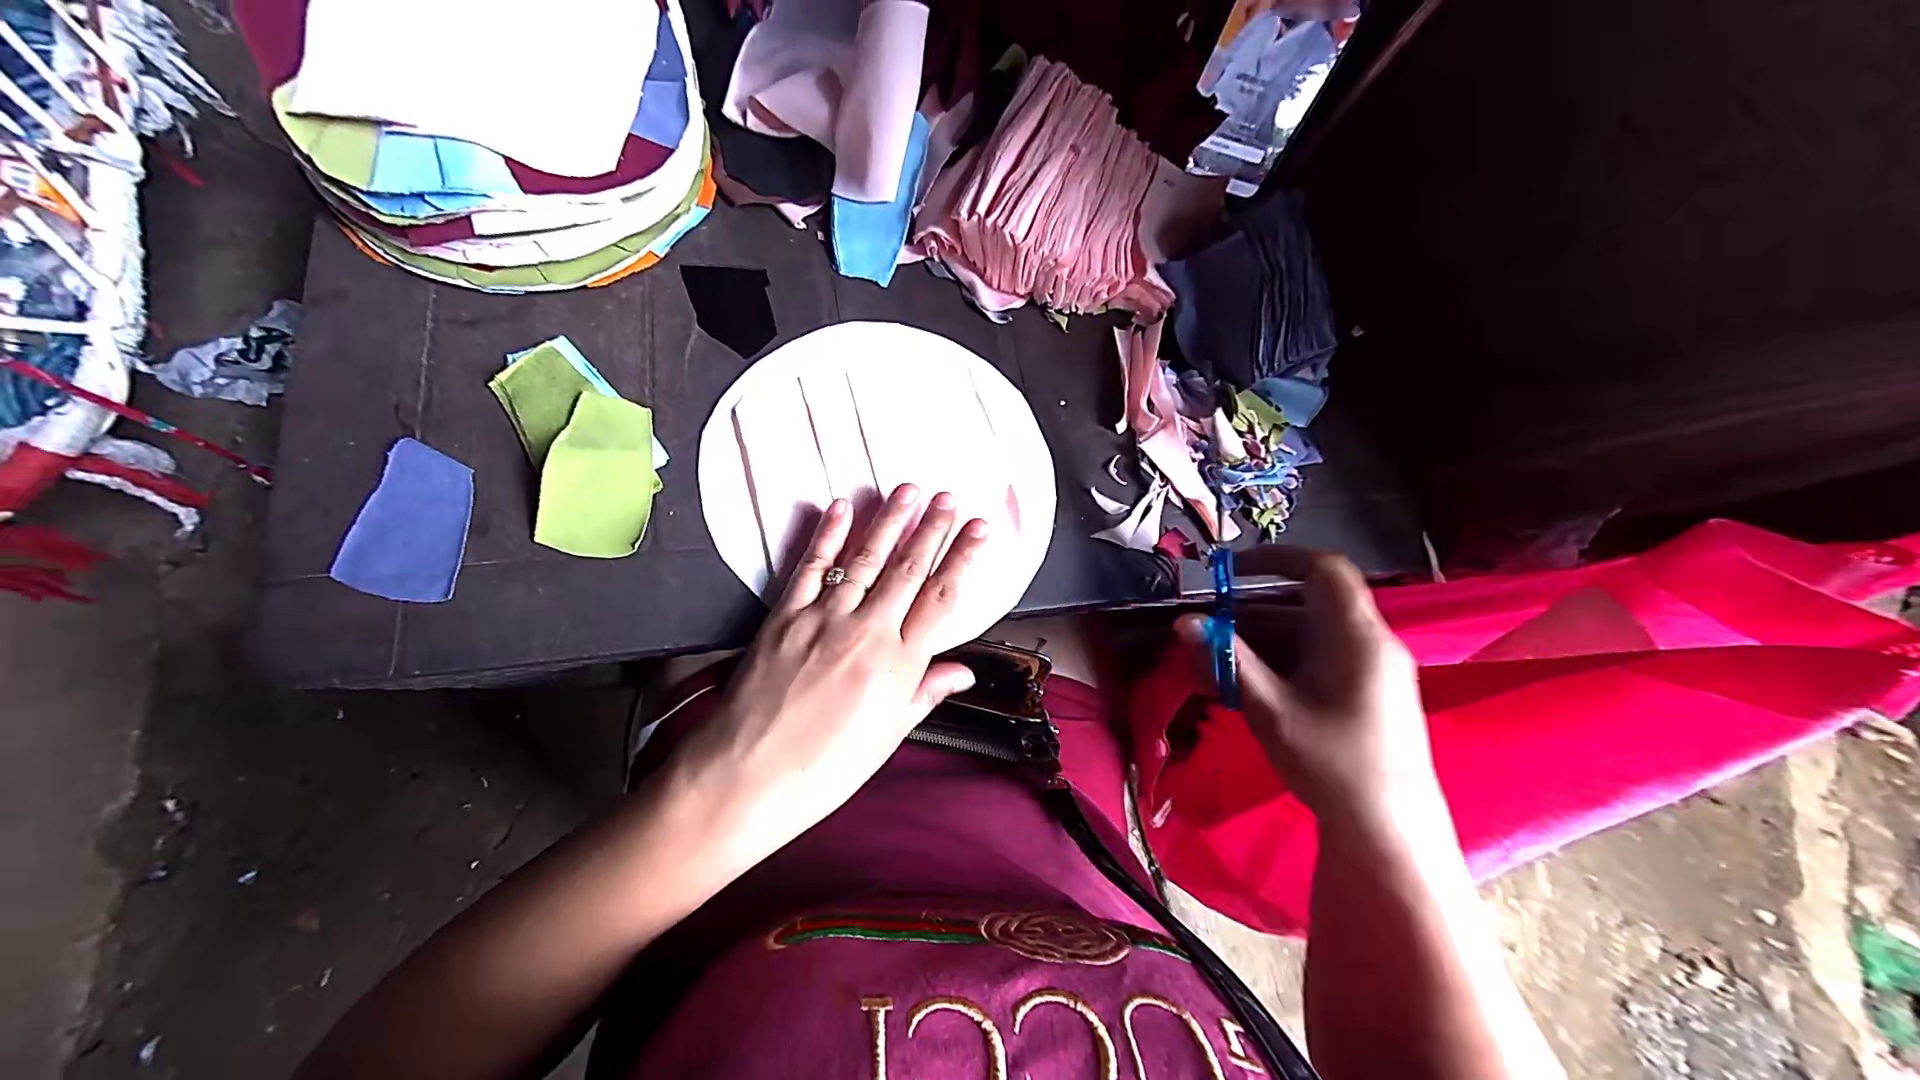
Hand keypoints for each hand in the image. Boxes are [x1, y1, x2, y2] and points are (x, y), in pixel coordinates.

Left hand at [666, 484, 989, 878]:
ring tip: (908, 492)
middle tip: (948, 498)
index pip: (942, 597)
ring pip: (865, 558)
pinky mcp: (785, 617)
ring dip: (889, 520)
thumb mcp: (887, 737)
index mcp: (897, 665)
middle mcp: (865, 633)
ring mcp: (823, 620)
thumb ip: (924, 694)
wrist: (747, 776)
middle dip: (932, 527)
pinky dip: (827, 535)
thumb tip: (959, 674)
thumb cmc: (819, 769)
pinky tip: (841, 510)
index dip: (964, 557)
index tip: (979, 530)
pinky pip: (811, 567)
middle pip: (908, 568)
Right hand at [1177, 548, 1439, 833]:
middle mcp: (1368, 642)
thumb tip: (1184, 622)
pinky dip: (1276, 665)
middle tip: (1204, 634)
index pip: (1323, 569)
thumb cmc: (1333, 764)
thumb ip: (1228, 660)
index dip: (1276, 560)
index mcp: (1357, 636)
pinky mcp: (1361, 692)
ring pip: (1303, 636)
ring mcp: (1367, 669)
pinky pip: (1313, 660)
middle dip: (1248, 615)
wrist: (1389, 832)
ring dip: (1256, 644)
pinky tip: (1241, 688)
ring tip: (1211, 667)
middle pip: (1303, 606)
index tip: (1230, 572)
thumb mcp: (1271, 710)